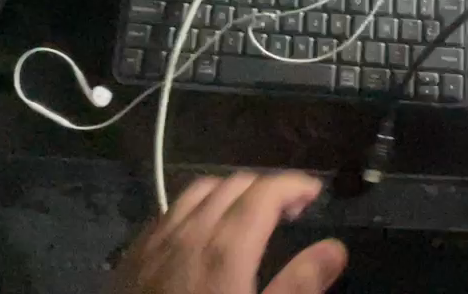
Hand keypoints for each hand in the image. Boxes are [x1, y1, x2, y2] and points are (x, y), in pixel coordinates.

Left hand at [110, 171, 347, 293]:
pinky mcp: (132, 258)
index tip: (316, 192)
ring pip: (199, 191)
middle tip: (290, 210)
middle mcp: (190, 231)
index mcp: (226, 247)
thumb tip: (335, 249)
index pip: (266, 191)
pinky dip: (195, 207)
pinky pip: (169, 211)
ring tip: (249, 214)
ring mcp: (157, 241)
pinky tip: (200, 233)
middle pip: (234, 183)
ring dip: (230, 192)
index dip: (294, 184)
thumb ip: (298, 287)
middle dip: (266, 187)